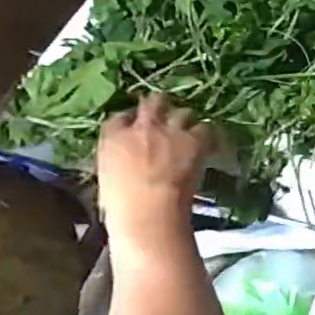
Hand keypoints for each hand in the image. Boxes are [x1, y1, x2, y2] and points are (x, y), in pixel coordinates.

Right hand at [97, 94, 225, 226]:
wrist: (148, 212)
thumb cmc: (121, 205)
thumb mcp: (107, 176)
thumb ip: (118, 157)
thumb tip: (130, 157)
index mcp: (113, 137)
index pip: (121, 117)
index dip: (132, 120)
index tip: (137, 125)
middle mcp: (143, 127)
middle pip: (153, 102)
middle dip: (160, 105)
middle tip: (166, 116)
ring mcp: (170, 131)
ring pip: (183, 112)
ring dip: (185, 120)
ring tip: (188, 131)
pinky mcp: (194, 140)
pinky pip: (205, 127)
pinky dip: (206, 134)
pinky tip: (207, 142)